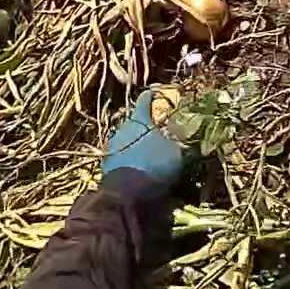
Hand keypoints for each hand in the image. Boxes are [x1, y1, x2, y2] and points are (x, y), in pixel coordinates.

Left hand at [100, 88, 184, 203]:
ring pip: (127, 138)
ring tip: (148, 154)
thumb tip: (183, 130)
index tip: (156, 95)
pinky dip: (129, 158)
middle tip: (157, 133)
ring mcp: (112, 144)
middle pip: (135, 121)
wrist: (126, 193)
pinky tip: (138, 167)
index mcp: (140, 119)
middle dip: (145, 126)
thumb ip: (178, 139)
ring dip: (136, 143)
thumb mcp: (175, 152)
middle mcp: (123, 127)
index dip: (152, 96)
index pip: (145, 100)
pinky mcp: (106, 162)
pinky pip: (121, 155)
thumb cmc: (154, 165)